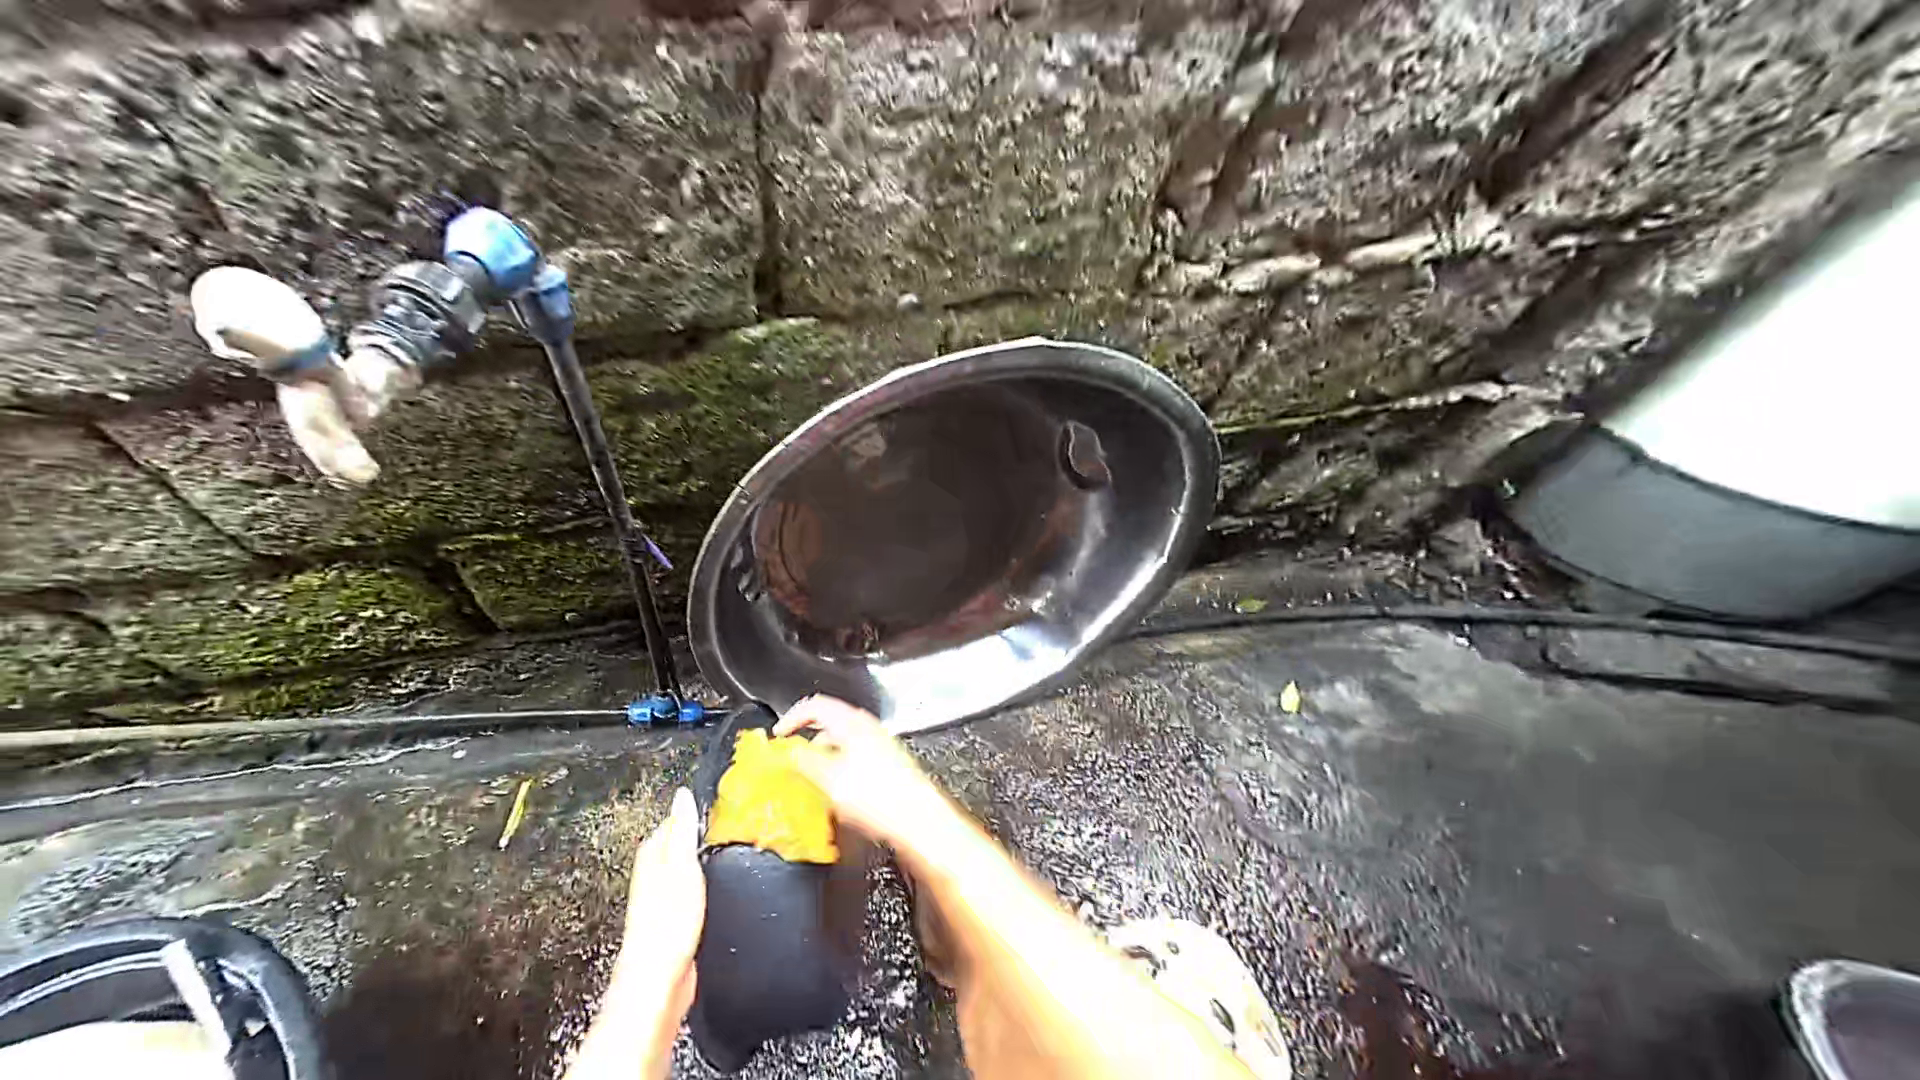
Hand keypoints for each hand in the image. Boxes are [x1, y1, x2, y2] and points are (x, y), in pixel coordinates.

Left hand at [616, 785, 703, 1010]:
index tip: (717, 802)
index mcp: (652, 856)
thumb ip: (683, 829)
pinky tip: (716, 887)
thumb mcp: (682, 865)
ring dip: (702, 858)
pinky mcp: (675, 919)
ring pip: (685, 866)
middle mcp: (654, 874)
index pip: (673, 820)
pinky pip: (692, 890)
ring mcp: (663, 898)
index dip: (694, 810)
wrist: (659, 981)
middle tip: (724, 822)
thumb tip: (683, 795)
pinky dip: (704, 883)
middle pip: (678, 842)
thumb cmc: (665, 925)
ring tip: (723, 849)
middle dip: (698, 833)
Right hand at [775, 695, 952, 851]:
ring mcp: (881, 742)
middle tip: (791, 752)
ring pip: (844, 737)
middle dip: (807, 735)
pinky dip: (839, 762)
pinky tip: (837, 786)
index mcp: (852, 723)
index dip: (792, 717)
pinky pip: (856, 752)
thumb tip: (789, 752)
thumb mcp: (829, 780)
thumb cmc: (880, 797)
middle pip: (831, 719)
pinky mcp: (889, 761)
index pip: (815, 705)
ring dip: (823, 751)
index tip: (779, 734)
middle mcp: (869, 727)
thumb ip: (804, 761)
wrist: (920, 819)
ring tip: (811, 773)